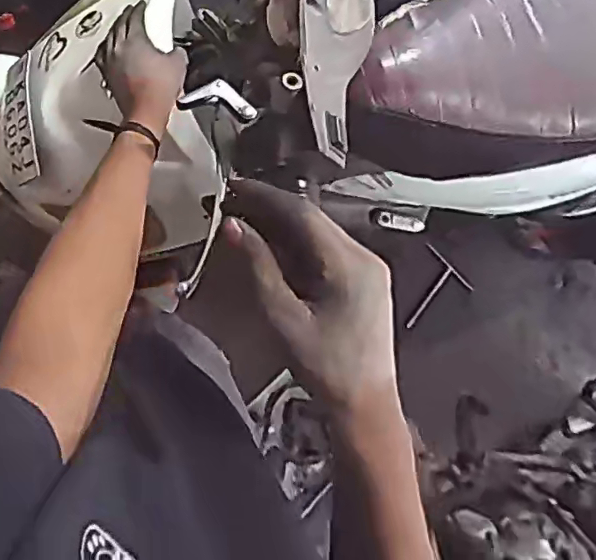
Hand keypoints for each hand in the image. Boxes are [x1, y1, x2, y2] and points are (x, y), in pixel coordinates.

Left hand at [95, 1, 186, 134]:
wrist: (146, 112)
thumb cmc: (158, 90)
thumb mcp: (178, 63)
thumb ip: (177, 51)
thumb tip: (177, 52)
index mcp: (134, 39)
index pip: (134, 17)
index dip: (139, 9)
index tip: (141, 6)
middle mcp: (118, 48)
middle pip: (119, 25)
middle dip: (125, 16)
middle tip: (130, 12)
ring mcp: (110, 62)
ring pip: (108, 39)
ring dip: (114, 31)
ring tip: (119, 28)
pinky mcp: (107, 76)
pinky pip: (102, 56)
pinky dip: (105, 49)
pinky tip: (107, 51)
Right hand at [221, 179, 398, 423]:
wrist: (367, 409)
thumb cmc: (326, 369)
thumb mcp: (284, 318)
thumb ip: (259, 266)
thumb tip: (232, 224)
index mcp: (350, 264)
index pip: (301, 212)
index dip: (263, 195)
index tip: (231, 186)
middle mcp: (363, 256)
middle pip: (309, 215)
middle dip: (267, 204)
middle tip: (228, 198)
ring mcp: (365, 265)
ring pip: (314, 227)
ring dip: (278, 219)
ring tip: (241, 213)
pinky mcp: (361, 275)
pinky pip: (321, 244)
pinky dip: (291, 237)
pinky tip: (267, 238)